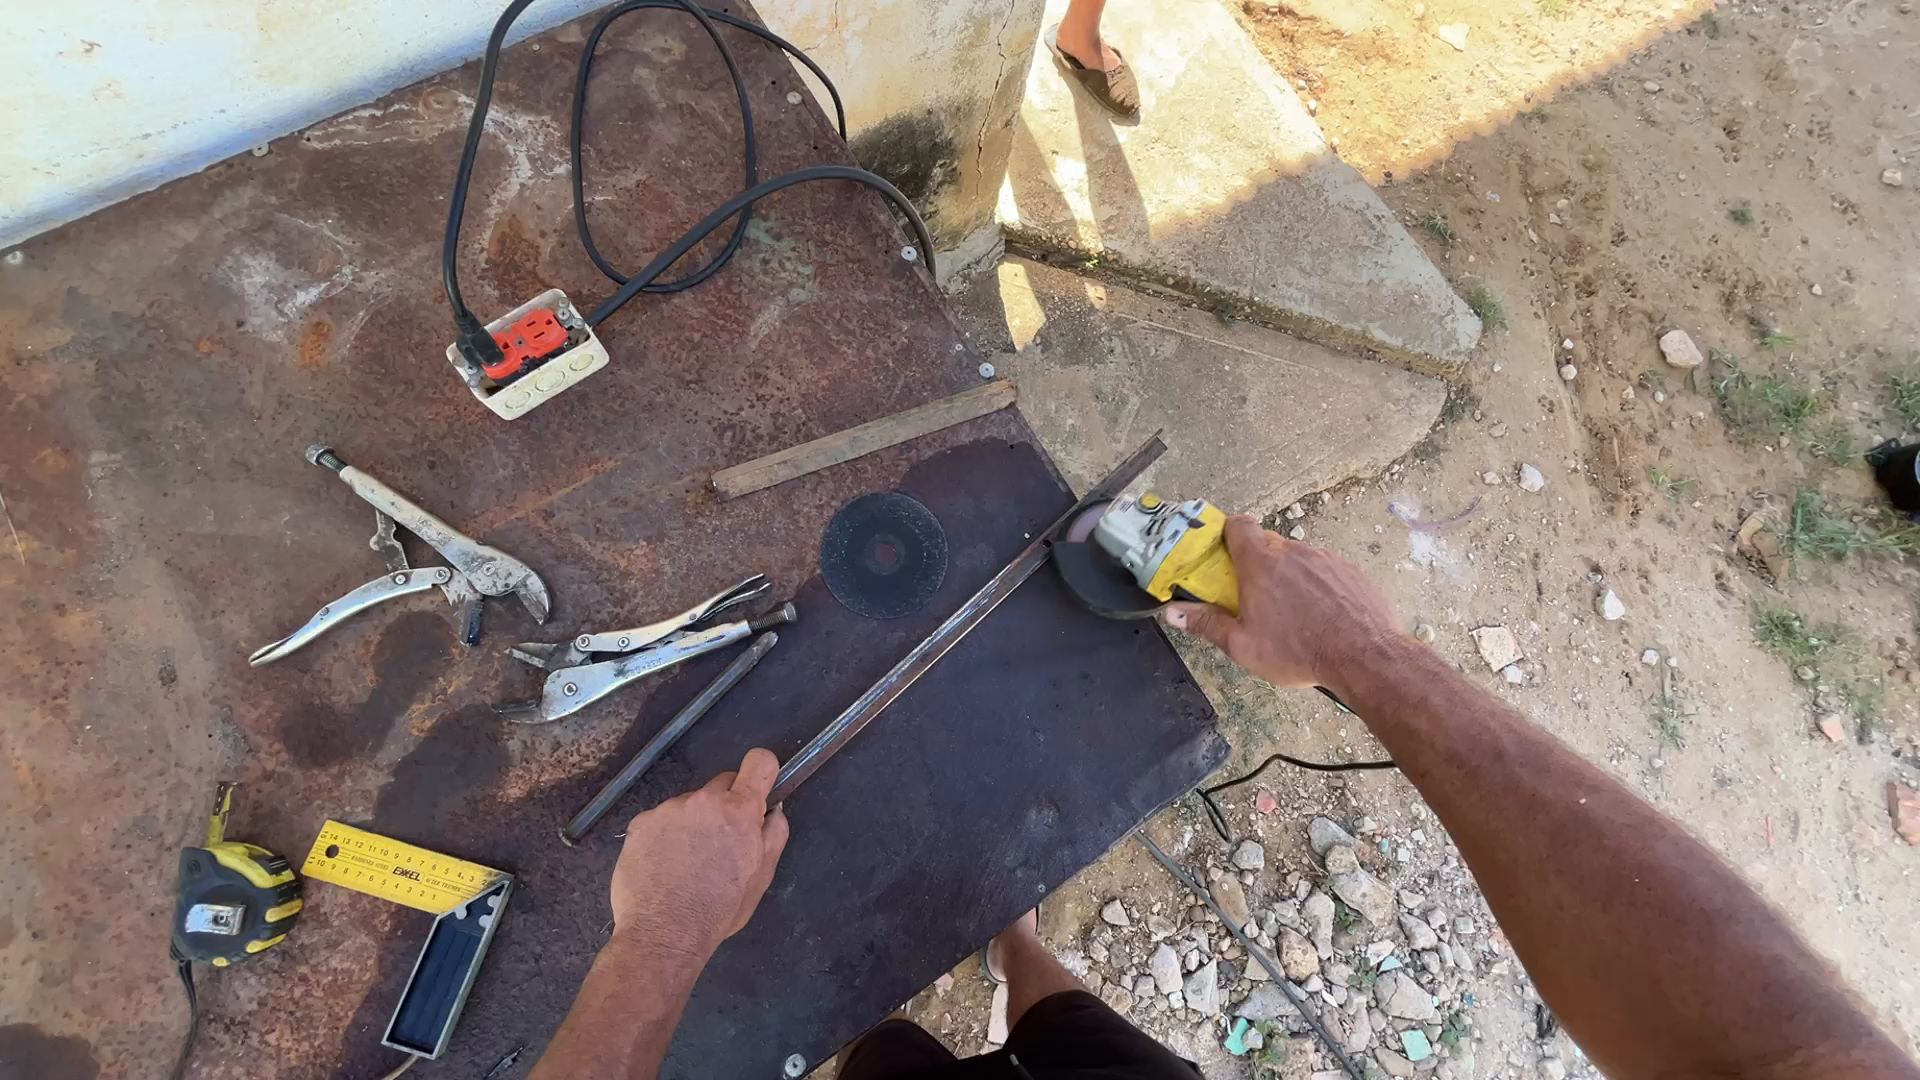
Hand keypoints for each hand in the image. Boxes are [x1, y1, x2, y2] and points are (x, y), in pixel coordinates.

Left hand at [607, 747, 790, 961]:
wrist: (662, 935)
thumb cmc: (719, 910)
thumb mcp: (762, 876)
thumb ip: (774, 834)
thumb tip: (773, 810)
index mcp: (739, 809)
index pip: (759, 761)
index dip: (762, 772)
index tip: (758, 790)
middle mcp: (704, 800)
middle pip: (723, 784)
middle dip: (726, 805)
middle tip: (720, 843)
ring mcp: (669, 809)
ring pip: (690, 805)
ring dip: (693, 822)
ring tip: (685, 863)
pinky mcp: (640, 823)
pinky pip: (661, 820)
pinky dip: (664, 836)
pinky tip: (662, 866)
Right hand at [1163, 515, 1401, 690]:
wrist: (1365, 657)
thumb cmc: (1298, 650)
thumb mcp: (1241, 644)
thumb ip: (1205, 623)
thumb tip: (1173, 613)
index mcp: (1260, 563)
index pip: (1238, 525)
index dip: (1228, 534)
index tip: (1223, 555)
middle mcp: (1292, 552)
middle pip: (1266, 545)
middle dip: (1256, 565)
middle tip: (1253, 597)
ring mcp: (1324, 560)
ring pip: (1296, 559)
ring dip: (1288, 578)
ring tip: (1291, 614)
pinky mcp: (1349, 573)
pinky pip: (1324, 572)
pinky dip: (1316, 588)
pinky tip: (1319, 617)